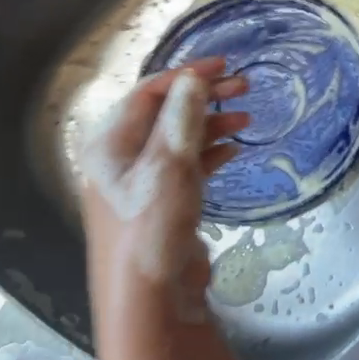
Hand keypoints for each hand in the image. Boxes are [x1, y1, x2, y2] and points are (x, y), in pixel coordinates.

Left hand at [79, 58, 247, 323]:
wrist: (150, 294)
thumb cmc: (153, 225)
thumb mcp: (170, 166)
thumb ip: (183, 118)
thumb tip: (194, 78)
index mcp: (111, 146)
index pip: (148, 93)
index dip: (186, 75)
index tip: (226, 65)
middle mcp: (121, 159)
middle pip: (165, 112)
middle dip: (204, 96)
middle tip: (245, 87)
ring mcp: (141, 182)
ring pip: (180, 136)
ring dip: (213, 123)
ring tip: (248, 120)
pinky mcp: (162, 201)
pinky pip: (188, 162)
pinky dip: (211, 151)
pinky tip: (234, 151)